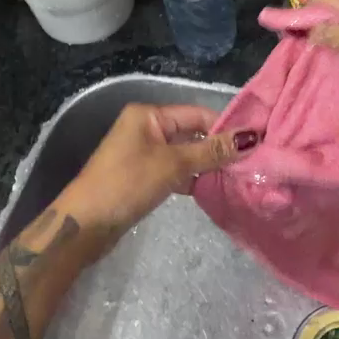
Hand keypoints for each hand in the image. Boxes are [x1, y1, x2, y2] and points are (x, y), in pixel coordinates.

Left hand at [56, 104, 255, 238]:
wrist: (84, 225)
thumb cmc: (127, 184)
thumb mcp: (173, 165)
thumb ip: (212, 152)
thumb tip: (250, 137)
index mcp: (148, 115)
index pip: (197, 114)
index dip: (225, 127)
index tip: (254, 143)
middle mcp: (145, 128)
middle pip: (191, 133)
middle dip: (217, 148)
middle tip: (249, 163)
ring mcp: (142, 153)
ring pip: (184, 153)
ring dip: (205, 165)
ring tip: (235, 178)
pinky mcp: (141, 176)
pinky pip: (174, 170)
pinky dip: (190, 178)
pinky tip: (209, 190)